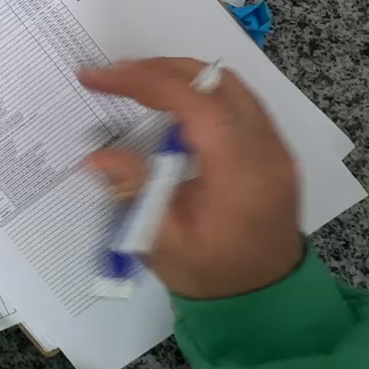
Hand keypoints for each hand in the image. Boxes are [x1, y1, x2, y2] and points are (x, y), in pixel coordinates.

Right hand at [78, 58, 303, 299]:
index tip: (95, 78)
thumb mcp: (161, 240)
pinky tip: (163, 101)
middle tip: (109, 76)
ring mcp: (273, 147)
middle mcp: (266, 151)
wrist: (265, 298)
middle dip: (155, 70)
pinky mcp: (269, 148)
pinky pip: (233, 98)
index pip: (194, 102)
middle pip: (213, 81)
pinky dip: (194, 89)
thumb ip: (134, 191)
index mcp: (241, 172)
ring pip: (225, 84)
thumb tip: (96, 155)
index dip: (141, 81)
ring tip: (130, 83)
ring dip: (175, 75)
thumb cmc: (211, 272)